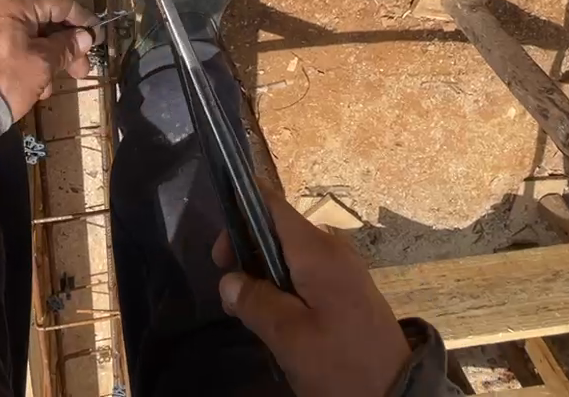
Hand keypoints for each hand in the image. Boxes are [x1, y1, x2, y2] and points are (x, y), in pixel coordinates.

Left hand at [0, 0, 96, 119]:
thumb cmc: (3, 78)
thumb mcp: (41, 63)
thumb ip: (66, 47)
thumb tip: (85, 37)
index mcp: (13, 4)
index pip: (58, 2)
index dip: (82, 18)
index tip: (99, 37)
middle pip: (43, 21)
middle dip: (66, 47)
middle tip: (82, 71)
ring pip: (28, 38)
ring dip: (48, 60)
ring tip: (52, 87)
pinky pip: (12, 49)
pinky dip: (28, 64)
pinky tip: (35, 89)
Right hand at [214, 195, 410, 396]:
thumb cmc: (343, 365)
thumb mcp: (291, 338)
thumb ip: (255, 302)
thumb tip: (228, 281)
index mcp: (317, 250)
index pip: (272, 203)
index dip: (239, 211)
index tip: (220, 250)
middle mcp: (332, 249)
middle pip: (278, 229)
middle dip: (248, 251)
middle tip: (229, 290)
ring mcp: (343, 269)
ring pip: (290, 253)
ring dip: (264, 273)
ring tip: (248, 310)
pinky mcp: (349, 291)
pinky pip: (306, 272)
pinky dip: (284, 284)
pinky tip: (275, 317)